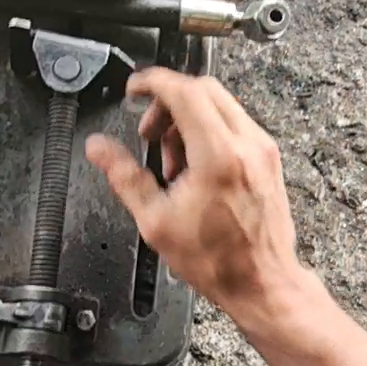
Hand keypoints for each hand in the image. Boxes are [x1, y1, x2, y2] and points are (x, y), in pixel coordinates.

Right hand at [85, 69, 310, 326]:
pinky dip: (209, 132)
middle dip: (168, 103)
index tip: (134, 89)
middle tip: (149, 134)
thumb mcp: (156, 221)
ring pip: (220, 105)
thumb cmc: (217, 261)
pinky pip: (234, 124)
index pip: (184, 92)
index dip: (153, 82)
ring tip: (172, 163)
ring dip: (188, 119)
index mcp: (218, 156)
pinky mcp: (268, 158)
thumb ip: (125, 176)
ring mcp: (262, 149)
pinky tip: (194, 168)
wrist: (262, 282)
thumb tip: (98, 149)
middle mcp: (247, 144)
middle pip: (203, 90)